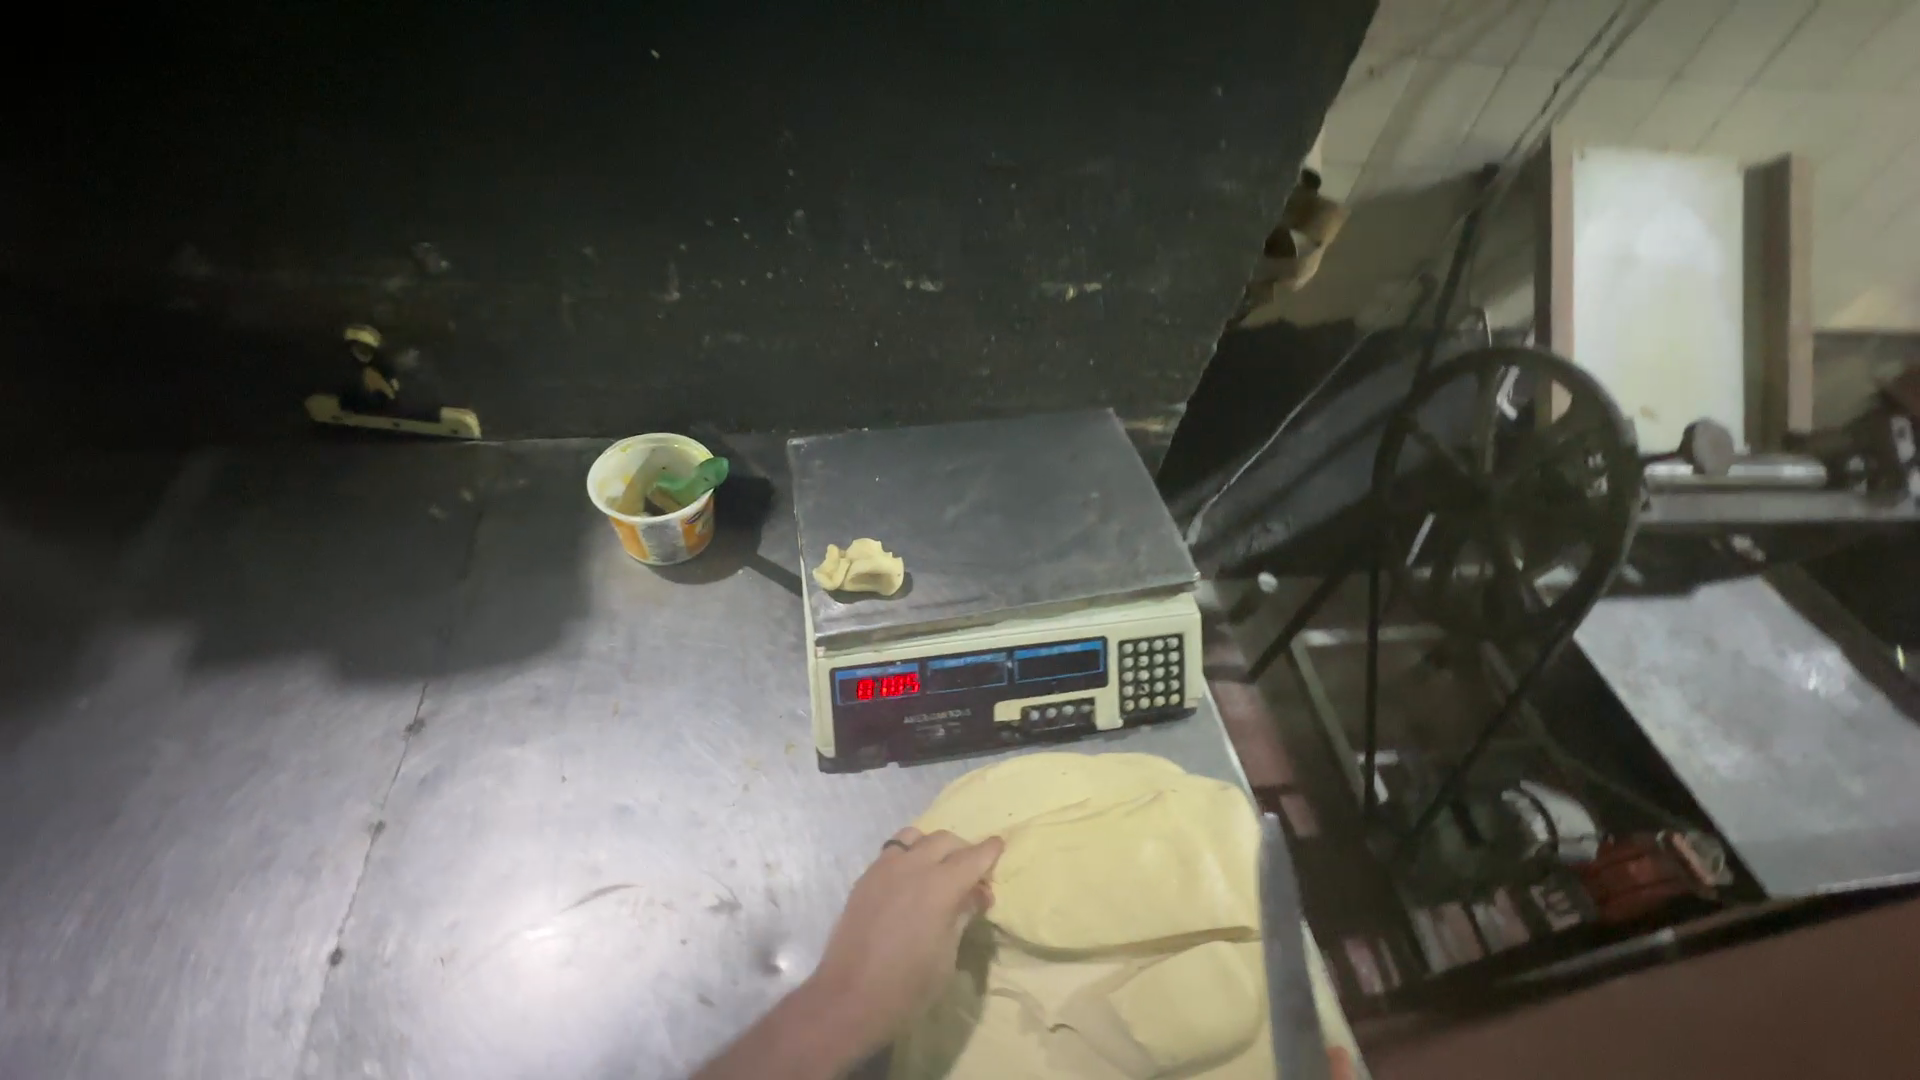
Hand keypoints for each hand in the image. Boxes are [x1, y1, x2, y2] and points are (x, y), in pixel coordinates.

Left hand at [803, 827, 1003, 1058]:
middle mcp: (912, 866)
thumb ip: (962, 915)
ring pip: (915, 836)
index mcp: (940, 886)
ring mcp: (885, 868)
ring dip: (932, 846)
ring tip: (938, 869)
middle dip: (964, 850)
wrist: (849, 998)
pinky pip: (893, 851)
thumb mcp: (947, 955)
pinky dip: (908, 854)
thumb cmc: (908, 986)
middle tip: (972, 873)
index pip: (972, 857)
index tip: (999, 845)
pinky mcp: (865, 877)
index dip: (989, 851)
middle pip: (945, 840)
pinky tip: (910, 879)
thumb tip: (978, 893)